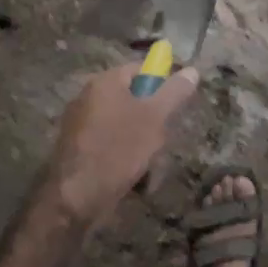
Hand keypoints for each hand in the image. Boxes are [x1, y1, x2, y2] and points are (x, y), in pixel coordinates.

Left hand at [43, 62, 199, 226]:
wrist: (76, 197)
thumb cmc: (119, 149)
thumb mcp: (155, 117)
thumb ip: (174, 91)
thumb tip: (192, 70)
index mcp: (104, 83)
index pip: (141, 69)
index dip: (163, 82)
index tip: (177, 103)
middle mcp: (88, 98)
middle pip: (134, 98)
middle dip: (154, 119)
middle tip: (163, 137)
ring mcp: (81, 125)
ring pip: (126, 124)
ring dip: (143, 141)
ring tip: (150, 162)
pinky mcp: (79, 149)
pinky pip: (112, 143)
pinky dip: (126, 154)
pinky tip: (134, 174)